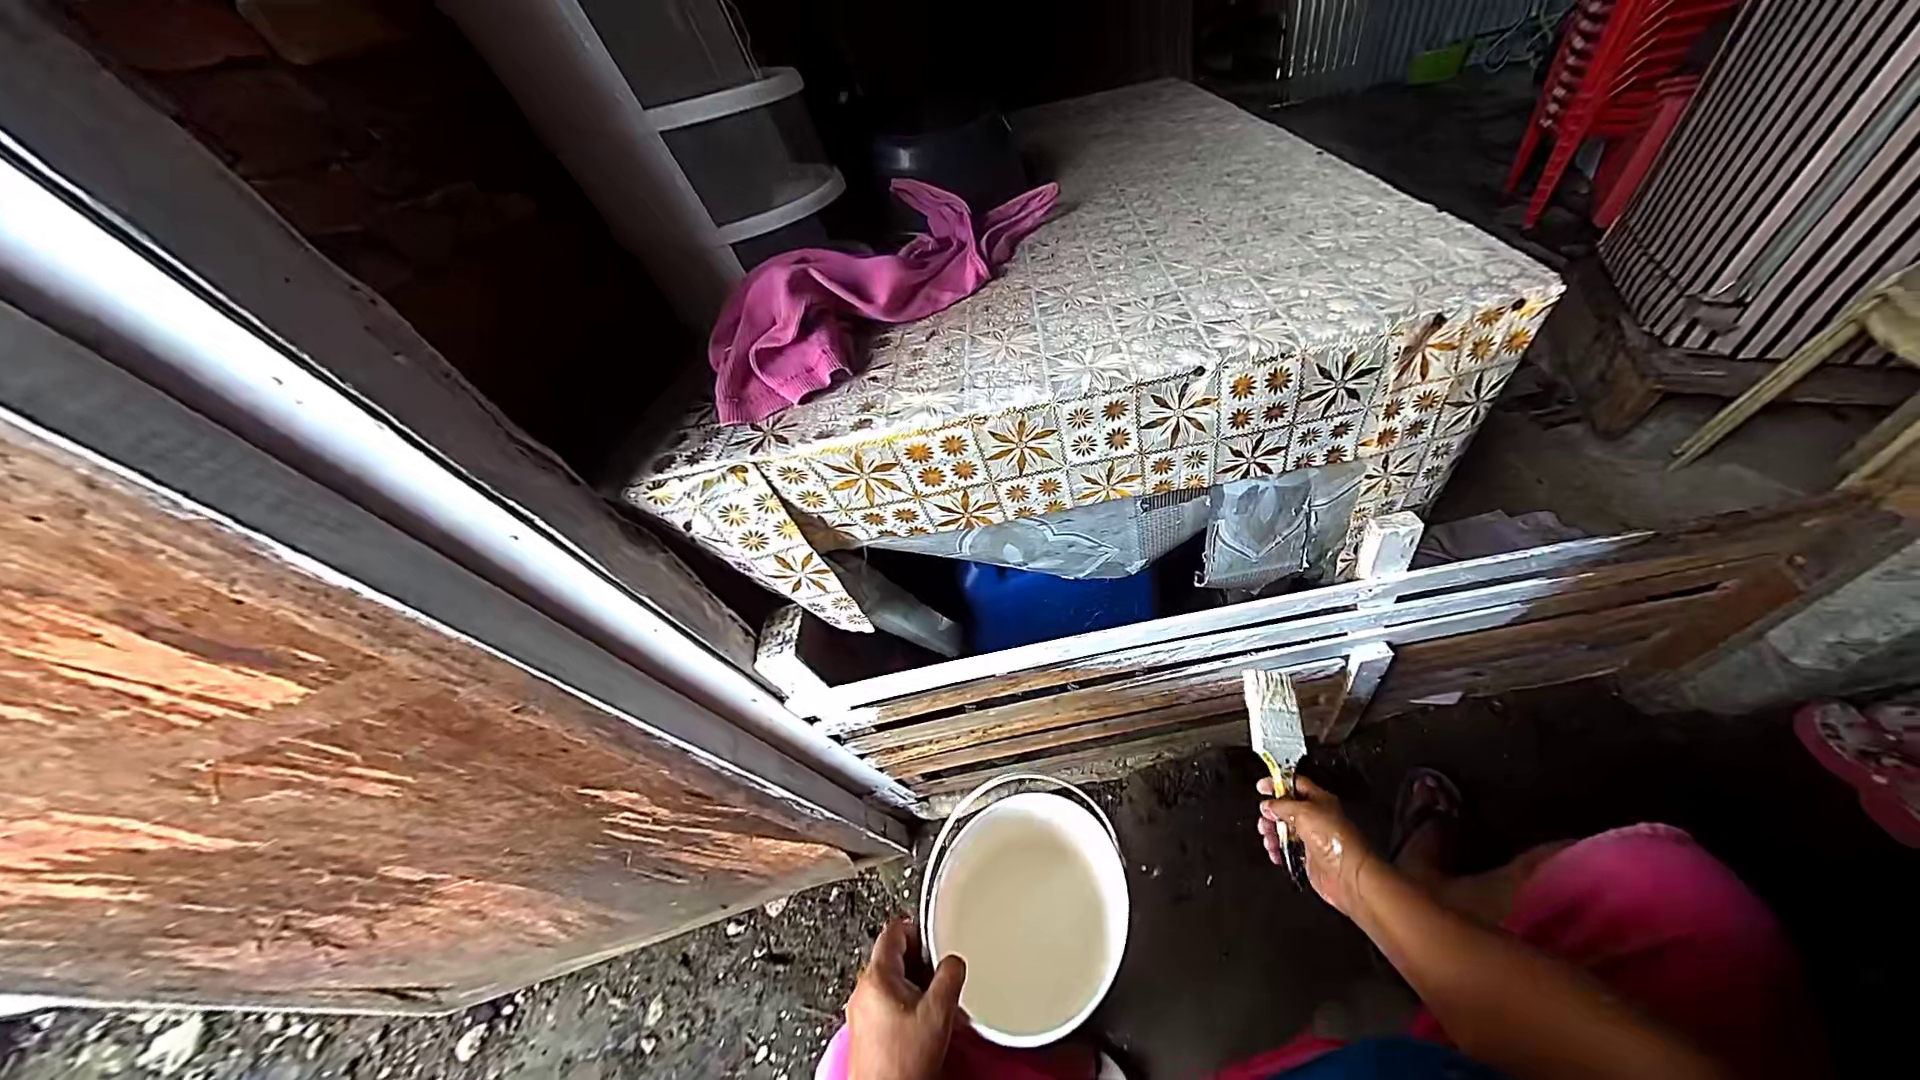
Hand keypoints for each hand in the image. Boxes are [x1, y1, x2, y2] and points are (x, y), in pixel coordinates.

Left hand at [846, 917, 965, 1079]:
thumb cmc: (903, 1066)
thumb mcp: (938, 1013)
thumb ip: (950, 975)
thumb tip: (954, 961)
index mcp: (877, 976)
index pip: (894, 931)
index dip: (917, 931)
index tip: (933, 941)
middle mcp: (863, 991)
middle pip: (895, 958)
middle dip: (921, 966)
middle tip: (938, 982)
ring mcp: (861, 1013)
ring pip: (892, 984)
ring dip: (915, 990)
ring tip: (933, 1008)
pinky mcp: (865, 1033)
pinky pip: (886, 1006)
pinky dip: (905, 1009)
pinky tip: (921, 1028)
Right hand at [1257, 775, 1378, 917]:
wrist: (1348, 875)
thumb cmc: (1334, 839)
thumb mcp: (1302, 811)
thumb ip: (1281, 805)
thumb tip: (1268, 805)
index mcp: (1319, 800)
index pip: (1294, 784)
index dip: (1277, 783)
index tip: (1262, 786)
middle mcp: (1316, 817)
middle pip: (1285, 808)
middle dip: (1271, 813)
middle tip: (1265, 818)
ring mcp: (1312, 838)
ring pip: (1283, 829)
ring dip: (1271, 832)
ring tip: (1268, 837)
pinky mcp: (1308, 857)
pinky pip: (1286, 849)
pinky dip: (1276, 850)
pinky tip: (1274, 851)